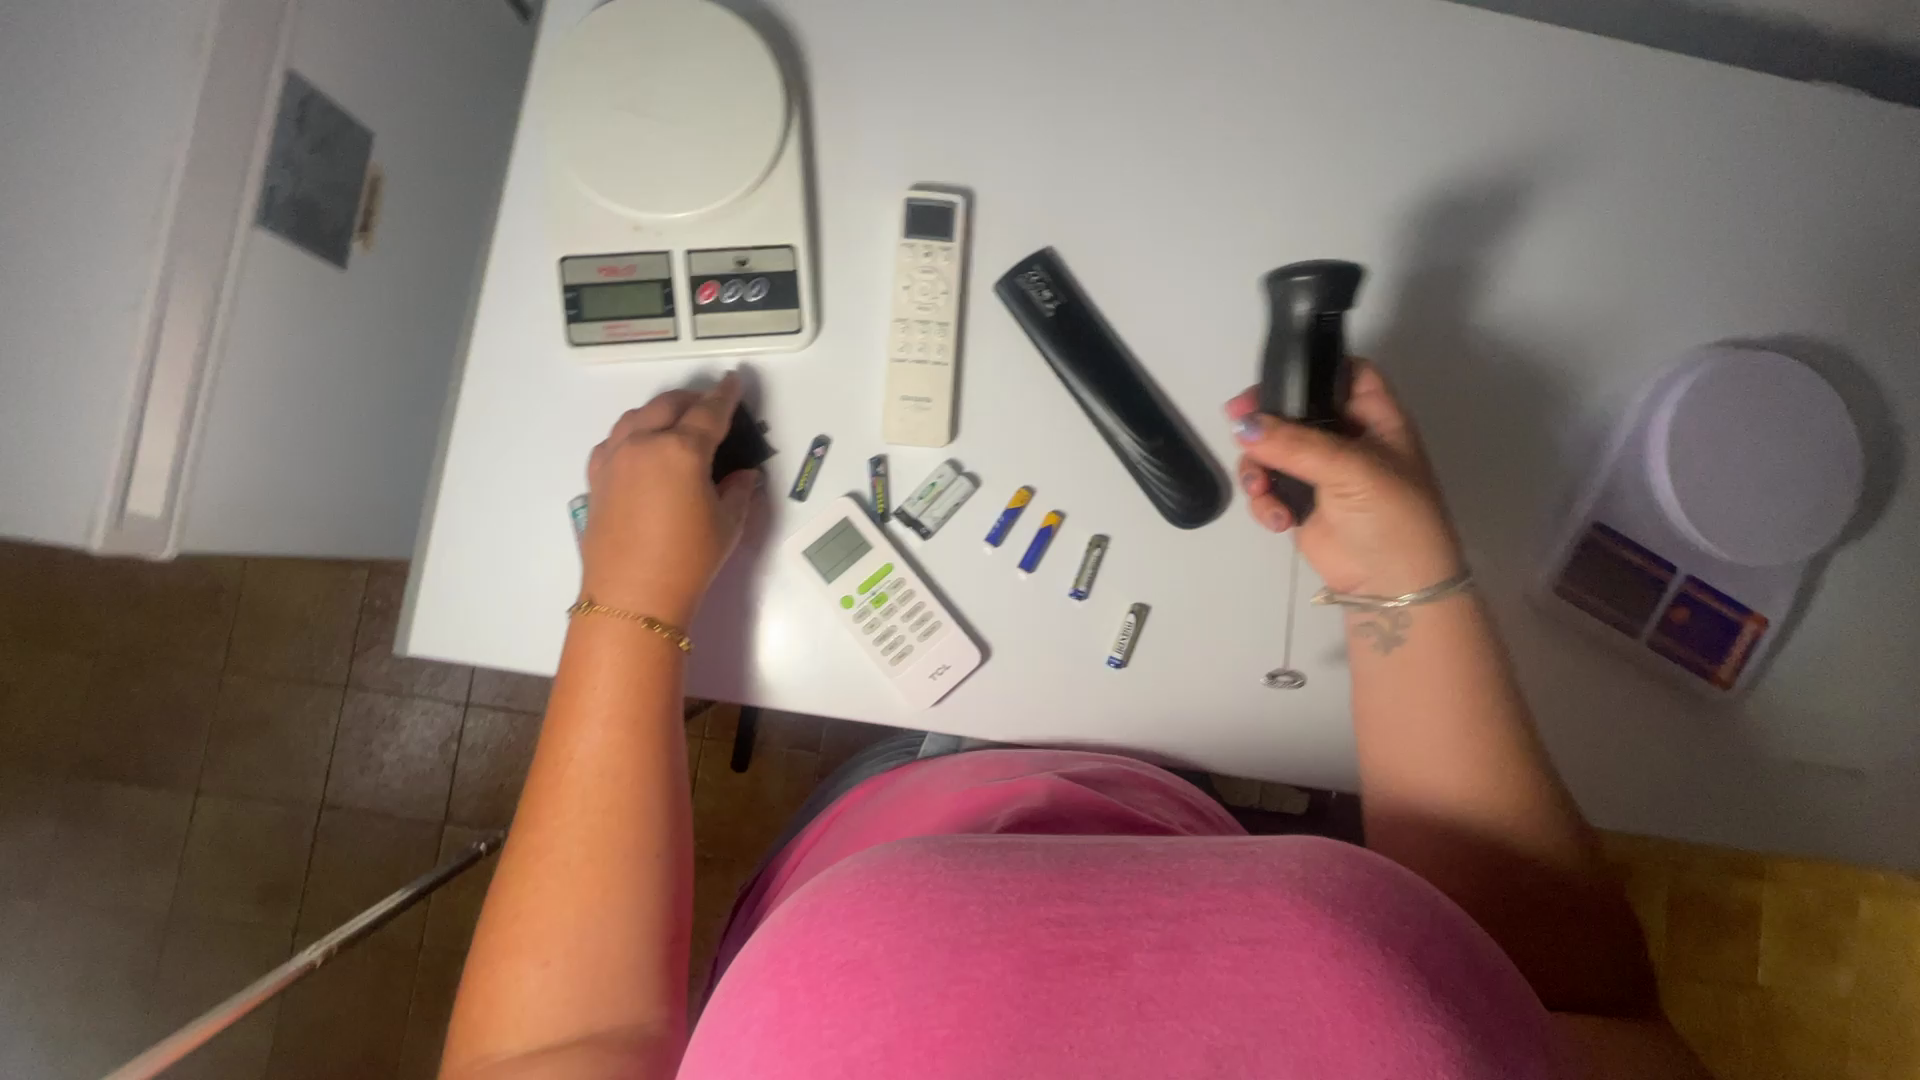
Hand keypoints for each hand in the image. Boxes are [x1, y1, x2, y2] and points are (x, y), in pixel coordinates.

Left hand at [580, 373, 760, 626]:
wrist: (633, 596)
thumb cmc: (689, 559)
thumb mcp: (728, 524)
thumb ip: (738, 491)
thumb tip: (742, 474)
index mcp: (682, 451)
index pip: (709, 412)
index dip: (726, 395)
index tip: (735, 381)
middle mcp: (644, 444)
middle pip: (669, 405)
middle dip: (693, 399)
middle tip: (711, 404)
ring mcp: (615, 459)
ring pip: (637, 417)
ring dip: (660, 411)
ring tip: (677, 421)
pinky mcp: (597, 478)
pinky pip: (614, 440)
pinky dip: (633, 434)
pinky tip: (643, 447)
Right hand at [1225, 361, 1463, 595]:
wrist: (1392, 584)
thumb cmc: (1392, 516)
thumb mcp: (1351, 468)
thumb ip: (1294, 443)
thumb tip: (1242, 426)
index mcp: (1374, 420)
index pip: (1345, 375)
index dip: (1312, 370)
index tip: (1273, 380)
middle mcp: (1346, 440)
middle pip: (1294, 412)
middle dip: (1264, 422)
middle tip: (1237, 426)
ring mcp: (1320, 474)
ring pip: (1271, 451)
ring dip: (1257, 470)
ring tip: (1261, 492)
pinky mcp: (1299, 504)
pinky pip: (1267, 488)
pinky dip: (1264, 501)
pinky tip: (1277, 519)